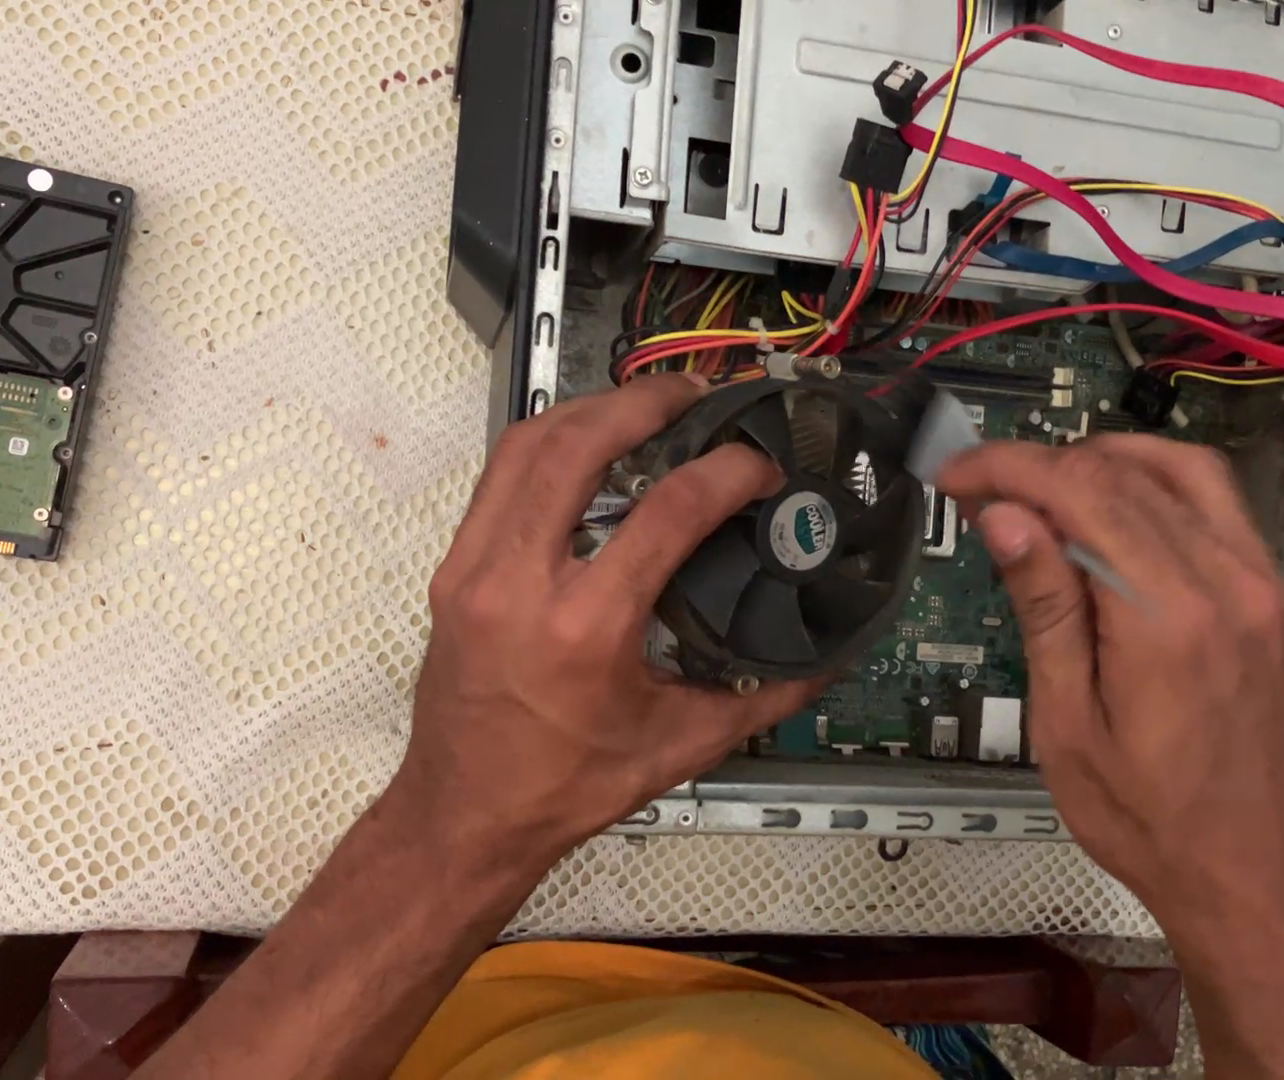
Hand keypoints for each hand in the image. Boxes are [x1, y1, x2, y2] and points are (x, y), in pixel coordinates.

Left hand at [395, 375, 820, 864]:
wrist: (462, 817)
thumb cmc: (573, 786)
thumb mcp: (684, 745)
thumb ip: (765, 696)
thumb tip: (829, 661)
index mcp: (588, 626)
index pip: (668, 510)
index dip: (726, 472)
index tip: (760, 466)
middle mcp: (520, 580)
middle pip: (580, 446)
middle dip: (648, 403)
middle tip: (701, 393)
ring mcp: (474, 567)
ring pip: (529, 445)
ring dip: (595, 409)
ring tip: (650, 403)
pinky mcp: (455, 568)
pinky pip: (502, 474)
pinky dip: (553, 440)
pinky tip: (593, 442)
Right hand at [940, 435, 1283, 1076]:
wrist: (1253, 875)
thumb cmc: (1146, 819)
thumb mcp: (1068, 723)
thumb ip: (1044, 607)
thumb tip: (1005, 516)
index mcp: (1166, 618)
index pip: (1079, 494)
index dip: (1007, 468)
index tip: (955, 474)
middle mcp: (1225, 580)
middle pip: (1122, 474)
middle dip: (1039, 466)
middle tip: (981, 492)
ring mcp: (1259, 581)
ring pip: (1175, 469)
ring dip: (1097, 461)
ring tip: (1038, 491)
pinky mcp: (1268, 592)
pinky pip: (1213, 500)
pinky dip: (1152, 480)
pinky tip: (1110, 506)